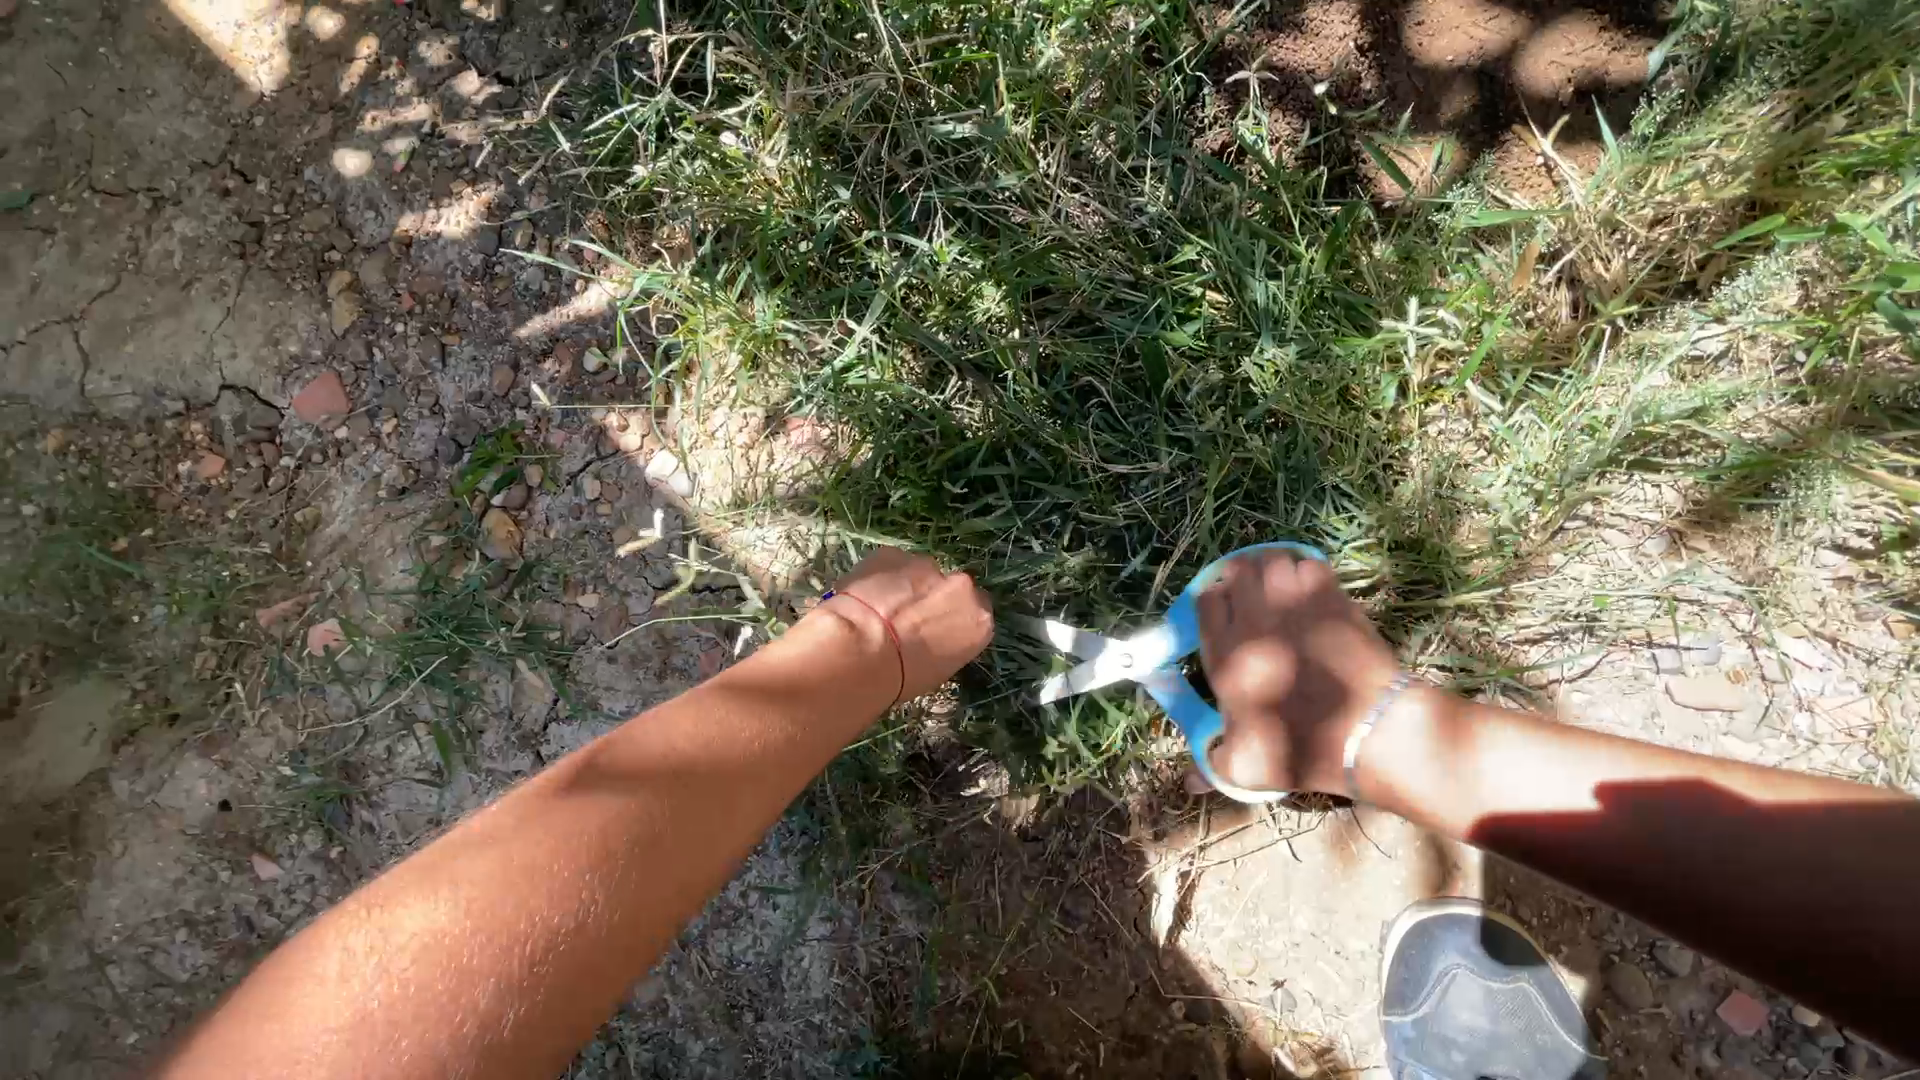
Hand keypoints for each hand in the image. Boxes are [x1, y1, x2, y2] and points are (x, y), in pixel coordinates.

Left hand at [824, 547, 993, 701]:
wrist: (860, 651)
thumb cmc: (900, 677)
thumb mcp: (936, 670)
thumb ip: (943, 644)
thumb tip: (927, 639)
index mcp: (979, 620)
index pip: (975, 613)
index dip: (952, 619)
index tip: (934, 630)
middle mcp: (960, 587)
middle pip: (950, 587)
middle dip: (931, 599)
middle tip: (905, 620)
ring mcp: (926, 565)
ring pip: (918, 573)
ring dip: (904, 587)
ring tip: (878, 611)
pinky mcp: (892, 553)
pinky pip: (889, 565)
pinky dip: (879, 578)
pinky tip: (862, 599)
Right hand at [1196, 551, 1399, 794]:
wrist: (1373, 736)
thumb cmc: (1304, 751)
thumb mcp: (1246, 768)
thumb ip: (1211, 767)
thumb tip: (1187, 784)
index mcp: (1224, 656)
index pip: (1205, 601)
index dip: (1211, 599)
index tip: (1220, 610)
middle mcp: (1252, 623)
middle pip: (1234, 571)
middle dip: (1236, 576)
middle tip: (1248, 593)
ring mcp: (1294, 606)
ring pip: (1270, 561)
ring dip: (1268, 568)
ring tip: (1276, 583)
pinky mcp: (1332, 601)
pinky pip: (1309, 565)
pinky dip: (1305, 570)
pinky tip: (1309, 588)